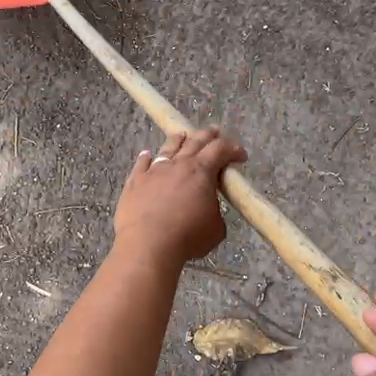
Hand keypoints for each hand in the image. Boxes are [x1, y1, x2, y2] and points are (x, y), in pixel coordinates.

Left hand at [112, 128, 246, 265]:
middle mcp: (177, 165)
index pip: (221, 150)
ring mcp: (153, 171)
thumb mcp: (215, 228)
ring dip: (178, 139)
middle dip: (208, 135)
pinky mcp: (134, 182)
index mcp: (201, 172)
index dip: (233, 149)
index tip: (240, 156)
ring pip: (168, 147)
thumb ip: (215, 211)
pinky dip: (146, 157)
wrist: (147, 244)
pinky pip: (141, 163)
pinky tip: (146, 154)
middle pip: (195, 140)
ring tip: (183, 135)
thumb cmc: (187, 237)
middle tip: (215, 131)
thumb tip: (208, 208)